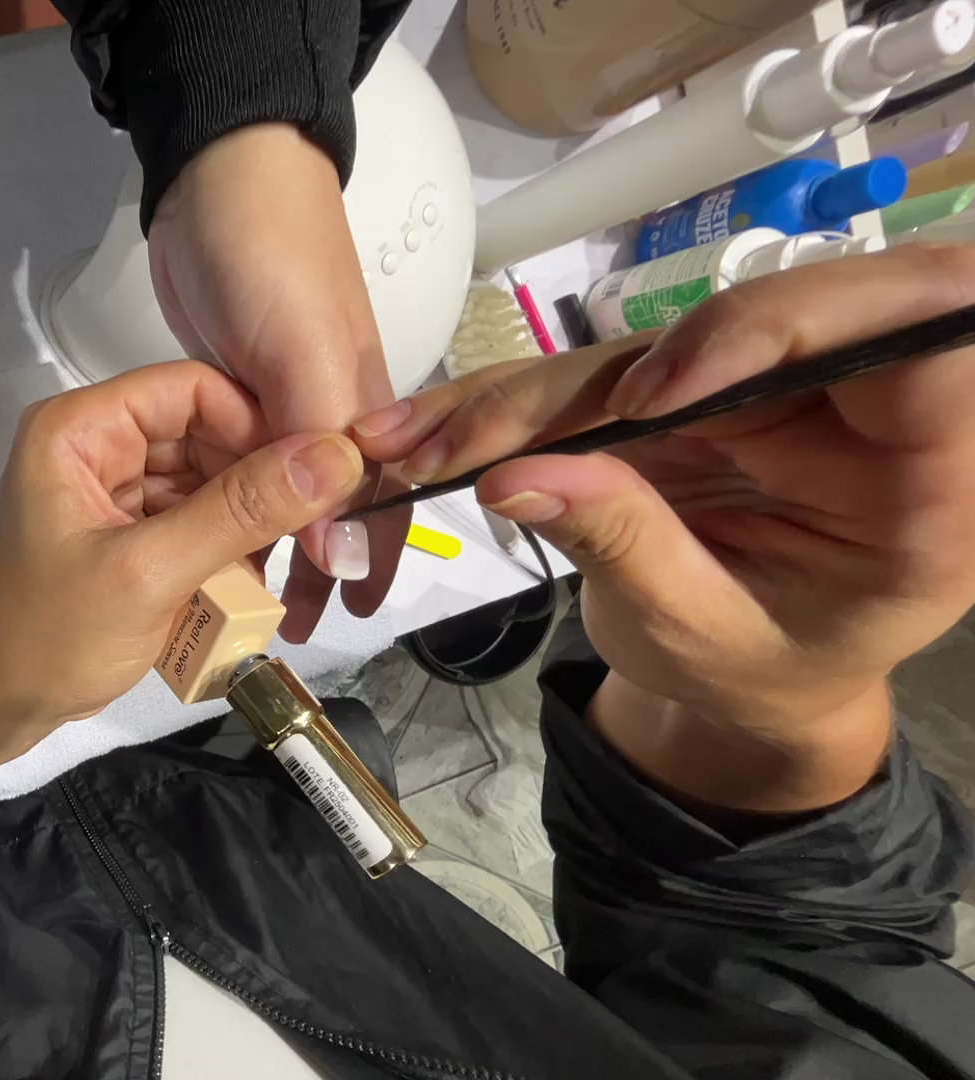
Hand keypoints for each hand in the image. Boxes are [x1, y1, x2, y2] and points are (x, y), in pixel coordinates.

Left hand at [0, 359, 366, 779]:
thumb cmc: (51, 638)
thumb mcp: (150, 572)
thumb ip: (241, 510)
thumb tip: (336, 455)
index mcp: (78, 430)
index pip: (190, 390)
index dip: (256, 426)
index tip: (314, 476)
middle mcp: (91, 447)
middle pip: (199, 434)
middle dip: (253, 481)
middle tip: (310, 531)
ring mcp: (104, 492)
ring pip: (199, 480)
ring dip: (240, 521)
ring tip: (278, 565)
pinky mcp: (117, 533)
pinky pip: (184, 519)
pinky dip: (217, 548)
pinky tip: (243, 583)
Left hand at [147, 122, 409, 641]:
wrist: (212, 176)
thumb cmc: (260, 264)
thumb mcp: (293, 359)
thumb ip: (312, 448)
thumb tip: (344, 545)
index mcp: (337, 405)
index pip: (352, 488)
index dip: (347, 546)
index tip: (339, 607)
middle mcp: (299, 406)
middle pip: (300, 496)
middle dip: (294, 556)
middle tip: (288, 617)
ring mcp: (252, 397)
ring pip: (251, 485)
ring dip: (247, 534)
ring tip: (242, 592)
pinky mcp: (212, 391)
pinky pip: (213, 462)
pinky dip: (211, 499)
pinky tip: (205, 533)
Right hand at [350, 245, 974, 809]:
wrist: (739, 677)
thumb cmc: (752, 669)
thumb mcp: (693, 628)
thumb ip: (621, 543)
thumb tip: (509, 475)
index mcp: (923, 469)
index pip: (912, 327)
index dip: (774, 327)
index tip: (644, 395)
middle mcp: (835, 407)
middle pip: (705, 337)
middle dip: (562, 390)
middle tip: (453, 449)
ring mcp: (736, 397)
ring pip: (613, 358)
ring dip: (498, 401)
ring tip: (403, 444)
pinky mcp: (661, 404)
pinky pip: (570, 387)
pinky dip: (487, 412)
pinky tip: (419, 434)